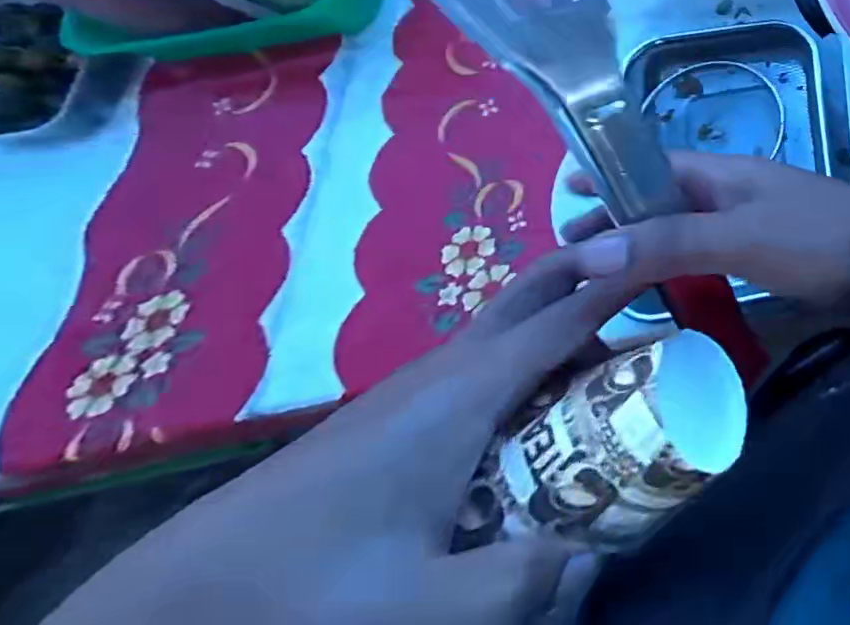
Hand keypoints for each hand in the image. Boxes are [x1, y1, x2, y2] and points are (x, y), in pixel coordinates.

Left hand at [46, 257, 641, 624]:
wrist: (180, 596)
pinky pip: (493, 352)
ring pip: (514, 320)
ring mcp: (424, 380)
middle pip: (536, 290)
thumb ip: (516, 586)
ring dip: (567, 316)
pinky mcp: (407, 404)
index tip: (670, 258)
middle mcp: (451, 366)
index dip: (622, 283)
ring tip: (612, 356)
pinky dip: (535, 350)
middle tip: (649, 285)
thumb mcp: (416, 606)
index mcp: (468, 390)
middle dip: (594, 272)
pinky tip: (542, 403)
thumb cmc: (305, 588)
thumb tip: (596, 561)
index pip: (565, 314)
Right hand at [561, 153, 849, 309]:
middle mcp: (733, 192)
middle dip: (620, 222)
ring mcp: (753, 223)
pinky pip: (712, 256)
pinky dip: (683, 270)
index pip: (652, 165)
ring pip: (687, 231)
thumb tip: (591, 251)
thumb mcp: (741, 237)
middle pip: (664, 201)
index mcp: (723, 173)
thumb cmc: (818, 240)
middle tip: (573, 259)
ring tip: (606, 282)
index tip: (564, 194)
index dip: (609, 176)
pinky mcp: (770, 254)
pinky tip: (668, 297)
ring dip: (649, 249)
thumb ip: (672, 242)